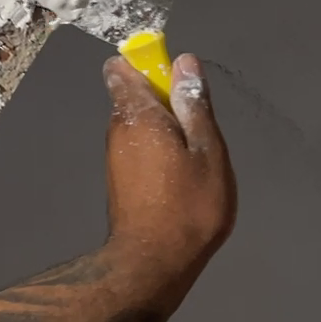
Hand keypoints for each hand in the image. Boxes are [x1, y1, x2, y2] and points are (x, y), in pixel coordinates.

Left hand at [101, 53, 235, 276]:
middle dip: (163, 98)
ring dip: (163, 126)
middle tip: (198, 129)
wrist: (153, 260)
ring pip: (136, 120)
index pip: (120, 68)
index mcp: (135, 114)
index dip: (146, 63)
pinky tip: (180, 174)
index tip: (177, 81)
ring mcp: (113, 151)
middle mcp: (117, 127)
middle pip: (132, 93)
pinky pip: (136, 143)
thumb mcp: (207, 151)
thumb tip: (183, 61)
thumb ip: (194, 104)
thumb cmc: (188, 206)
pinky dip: (156, 147)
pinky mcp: (117, 173)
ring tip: (194, 157)